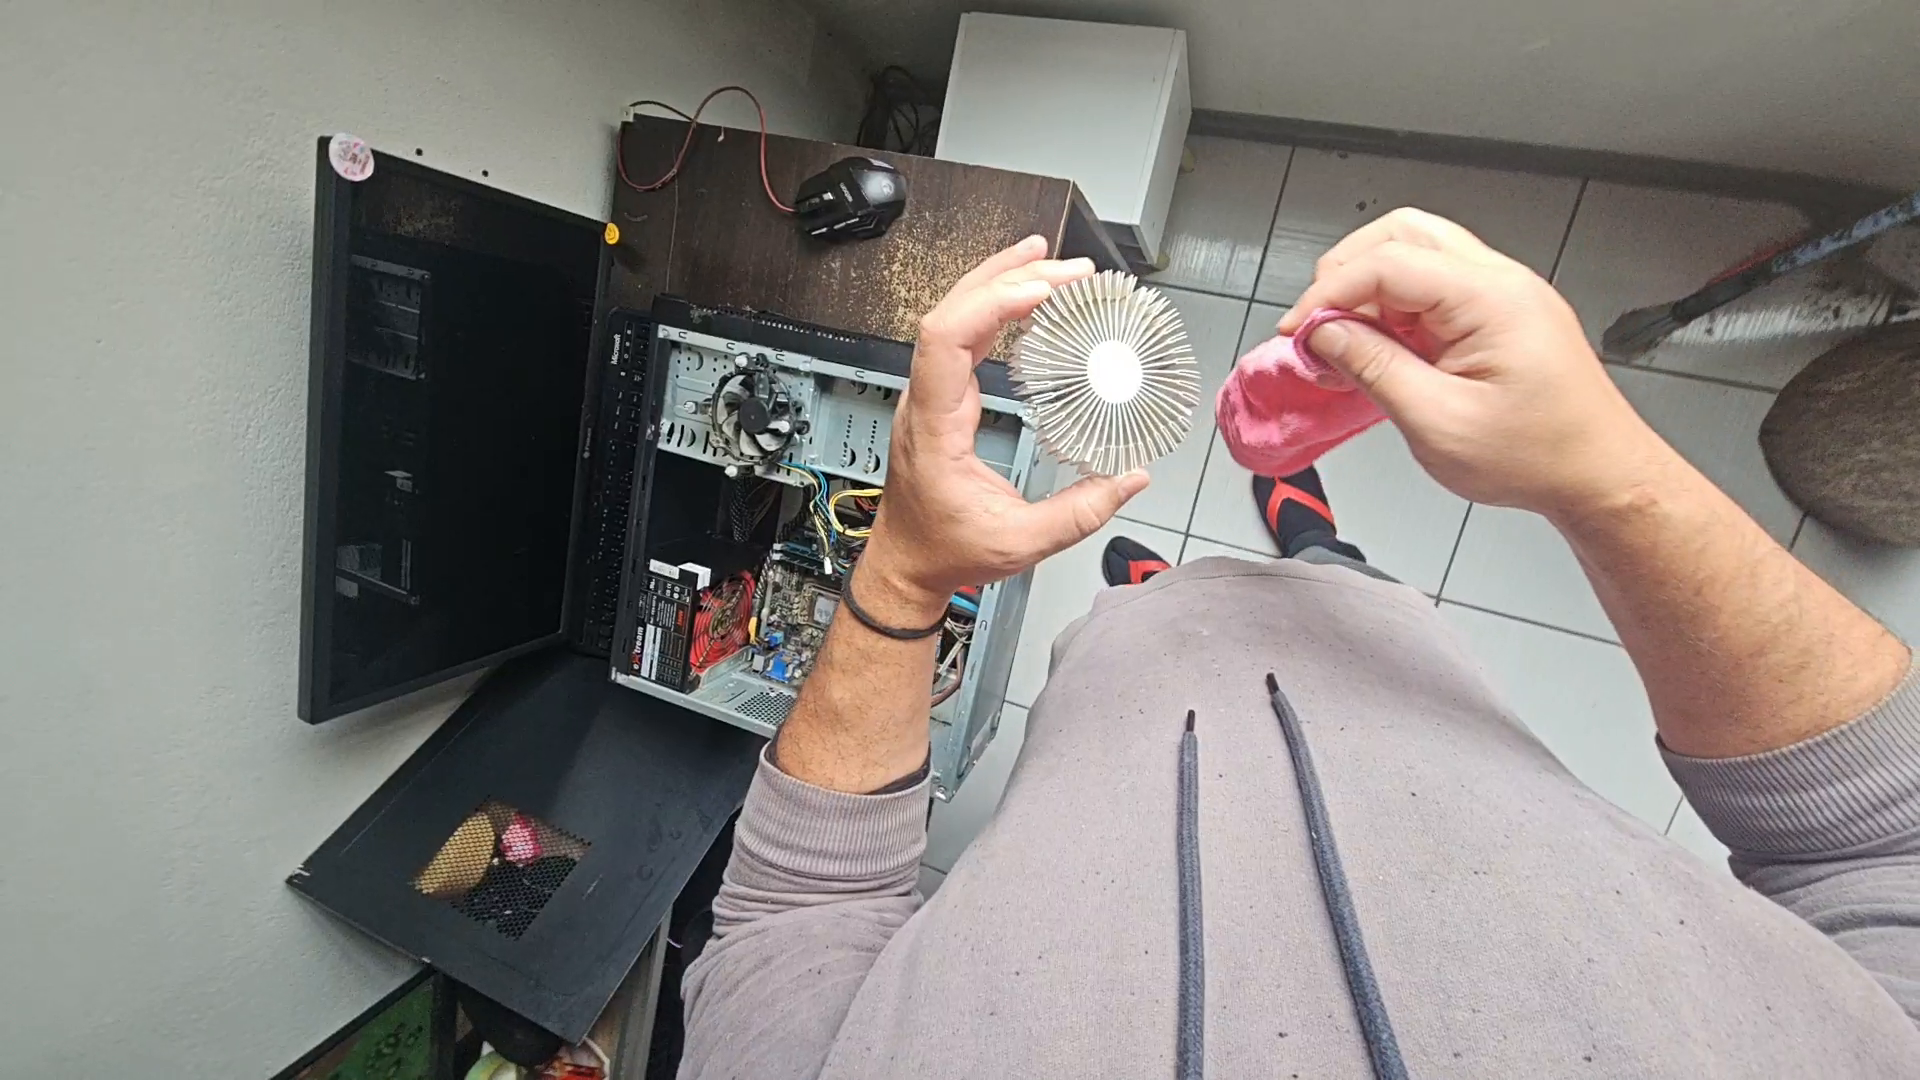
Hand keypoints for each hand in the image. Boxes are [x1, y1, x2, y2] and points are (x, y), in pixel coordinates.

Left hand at [860, 236, 1150, 618]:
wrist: (906, 561)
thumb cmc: (943, 551)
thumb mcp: (1019, 543)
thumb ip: (1080, 514)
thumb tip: (1129, 480)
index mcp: (933, 429)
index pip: (945, 340)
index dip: (991, 304)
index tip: (1041, 289)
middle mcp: (924, 402)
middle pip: (952, 312)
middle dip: (1010, 279)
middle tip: (1068, 271)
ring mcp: (927, 397)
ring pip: (951, 316)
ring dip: (997, 283)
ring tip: (1045, 260)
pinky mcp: (939, 399)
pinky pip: (958, 337)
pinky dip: (991, 308)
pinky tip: (1020, 296)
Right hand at [1277, 208, 1674, 521]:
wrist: (1593, 474)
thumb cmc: (1534, 455)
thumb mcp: (1436, 421)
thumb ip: (1373, 368)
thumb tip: (1323, 334)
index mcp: (1491, 300)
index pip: (1387, 263)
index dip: (1327, 293)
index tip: (1294, 332)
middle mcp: (1497, 283)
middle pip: (1400, 235)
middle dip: (1341, 275)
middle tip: (1313, 326)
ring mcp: (1494, 296)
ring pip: (1409, 256)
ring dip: (1361, 291)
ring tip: (1337, 341)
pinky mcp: (1486, 316)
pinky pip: (1421, 291)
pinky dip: (1382, 311)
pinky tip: (1366, 350)